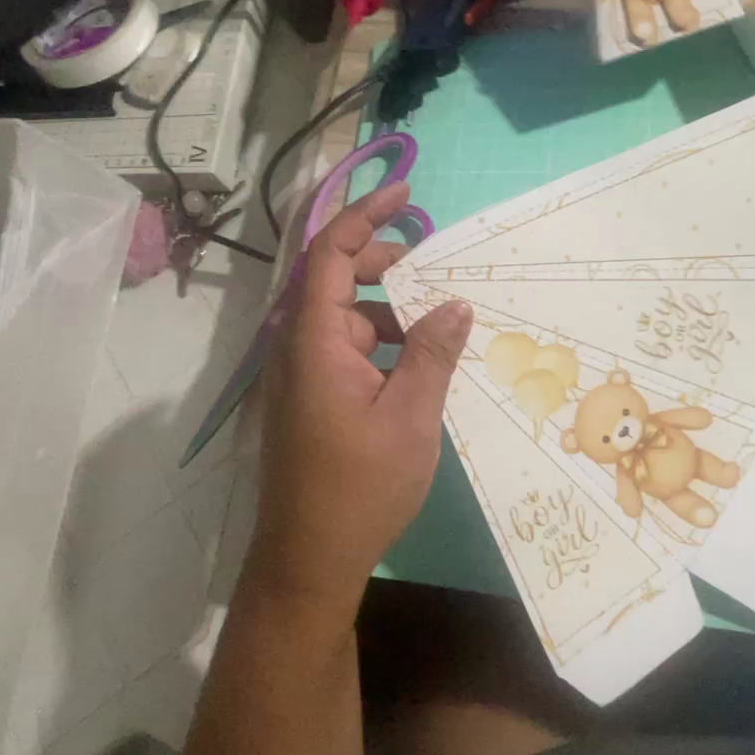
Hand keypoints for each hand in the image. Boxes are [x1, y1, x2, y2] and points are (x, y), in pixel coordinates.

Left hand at [247, 182, 472, 615]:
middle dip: (381, 262)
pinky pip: (343, 351)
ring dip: (386, 311)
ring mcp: (300, 376)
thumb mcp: (411, 416)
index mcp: (314, 340)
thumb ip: (432, 352)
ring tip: (435, 325)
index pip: (329, 252)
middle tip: (431, 266)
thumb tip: (456, 303)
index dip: (365, 215)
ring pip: (342, 318)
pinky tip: (415, 366)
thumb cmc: (361, 486)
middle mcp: (298, 348)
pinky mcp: (308, 400)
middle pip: (332, 279)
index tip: (406, 196)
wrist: (310, 558)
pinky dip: (378, 344)